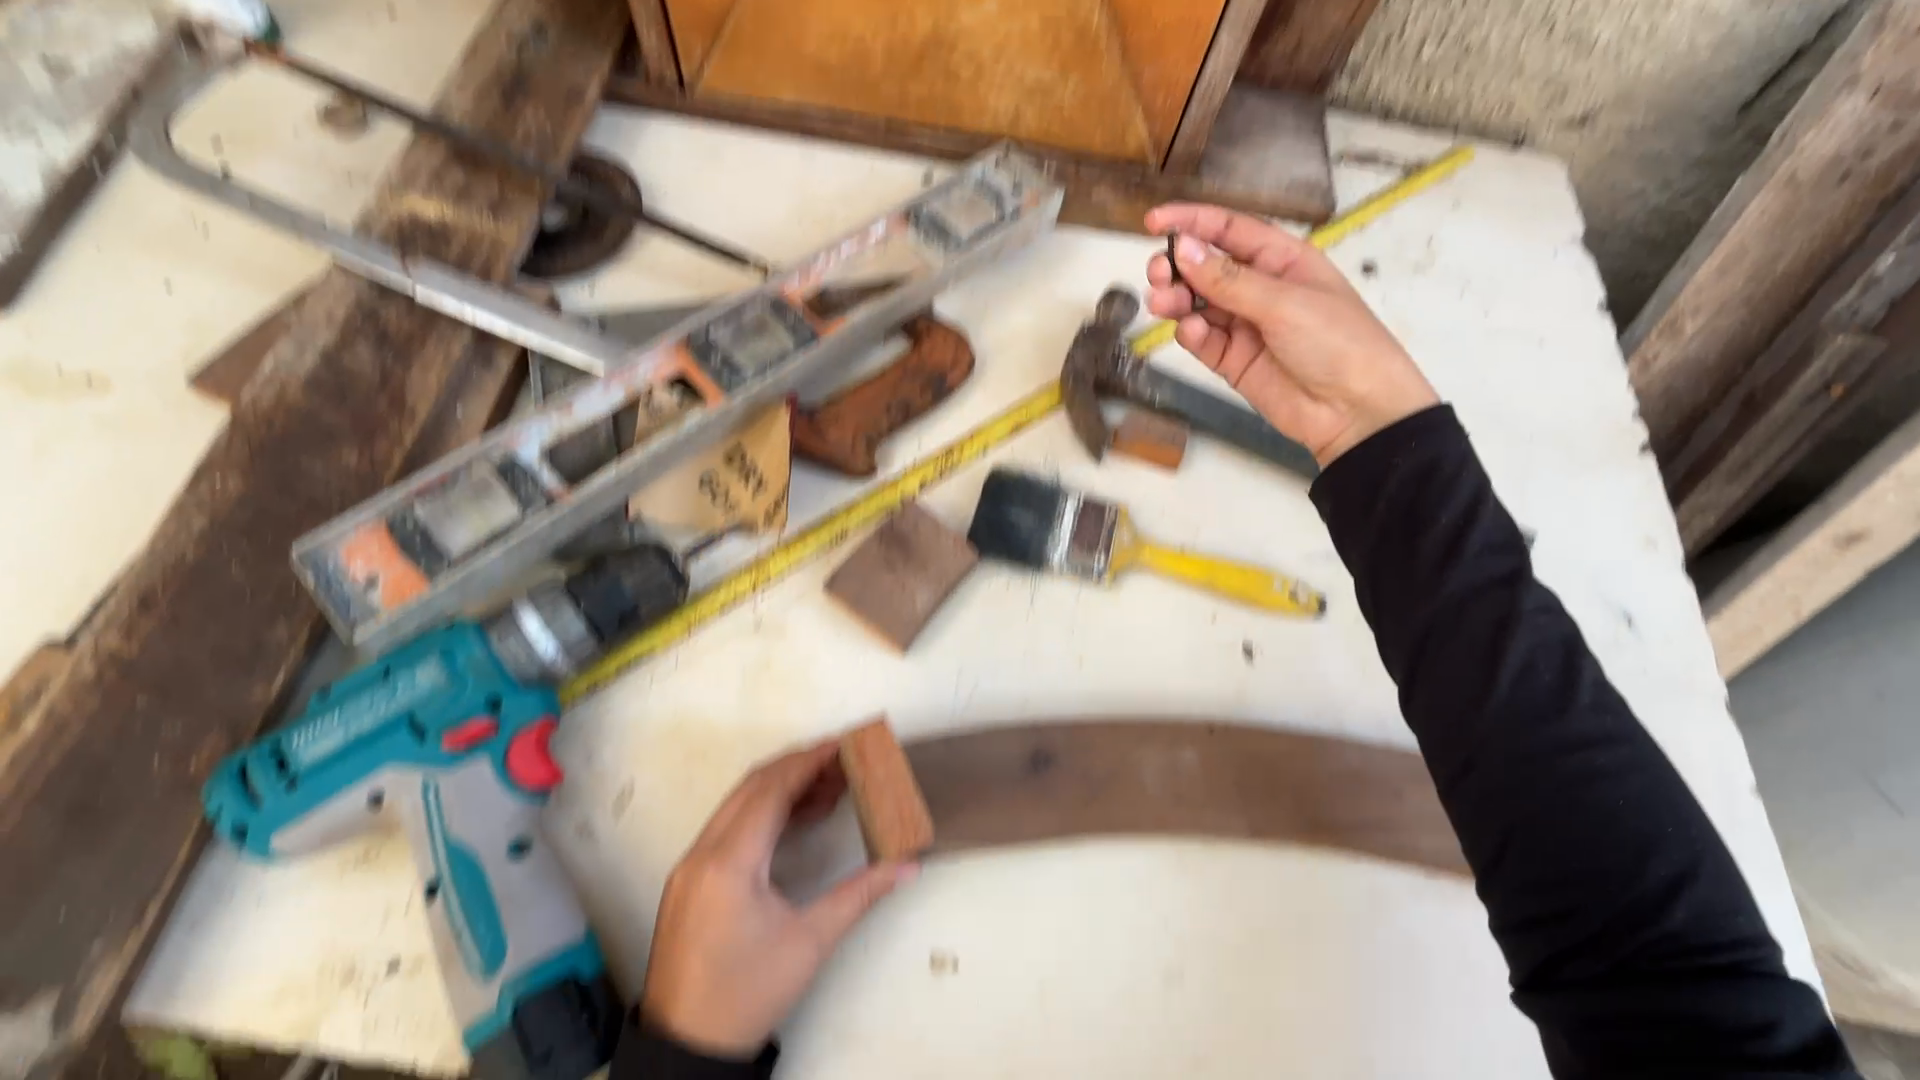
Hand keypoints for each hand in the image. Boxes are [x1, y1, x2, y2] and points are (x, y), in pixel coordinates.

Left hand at [641, 742, 917, 1057]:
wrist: (686, 1046)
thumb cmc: (749, 993)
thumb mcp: (810, 943)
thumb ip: (860, 895)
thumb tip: (908, 865)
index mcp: (729, 862)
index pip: (771, 790)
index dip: (808, 761)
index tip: (843, 742)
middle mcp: (702, 852)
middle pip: (751, 788)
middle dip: (797, 766)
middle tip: (842, 758)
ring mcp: (690, 866)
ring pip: (737, 805)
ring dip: (781, 788)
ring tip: (830, 786)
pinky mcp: (689, 880)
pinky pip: (729, 828)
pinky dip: (763, 813)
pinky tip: (798, 819)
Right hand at [1144, 204, 1439, 465]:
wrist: (1356, 411)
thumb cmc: (1339, 343)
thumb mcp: (1284, 303)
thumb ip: (1228, 279)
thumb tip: (1183, 248)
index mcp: (1283, 260)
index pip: (1229, 230)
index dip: (1191, 222)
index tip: (1152, 222)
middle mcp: (1260, 289)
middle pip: (1206, 268)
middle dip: (1177, 266)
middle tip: (1157, 274)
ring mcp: (1245, 326)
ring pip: (1197, 305)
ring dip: (1176, 300)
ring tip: (1162, 304)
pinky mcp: (1233, 361)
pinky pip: (1202, 340)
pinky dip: (1191, 334)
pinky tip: (1191, 333)